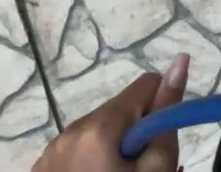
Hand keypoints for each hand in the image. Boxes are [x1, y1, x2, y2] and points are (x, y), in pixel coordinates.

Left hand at [34, 54, 188, 171]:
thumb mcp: (156, 167)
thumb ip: (168, 112)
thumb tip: (182, 59)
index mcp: (99, 125)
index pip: (147, 84)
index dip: (162, 106)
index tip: (159, 139)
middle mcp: (69, 131)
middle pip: (122, 109)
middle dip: (137, 130)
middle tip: (142, 166)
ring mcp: (48, 154)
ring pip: (100, 129)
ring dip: (115, 145)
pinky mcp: (38, 171)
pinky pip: (77, 149)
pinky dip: (92, 160)